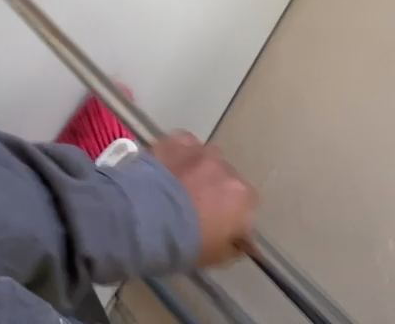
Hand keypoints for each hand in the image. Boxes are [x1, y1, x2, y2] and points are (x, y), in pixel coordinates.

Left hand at [150, 131, 256, 265]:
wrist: (149, 214)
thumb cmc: (188, 240)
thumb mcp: (219, 255)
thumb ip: (234, 244)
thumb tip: (240, 240)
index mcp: (242, 197)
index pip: (246, 203)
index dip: (232, 211)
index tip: (219, 220)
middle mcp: (226, 168)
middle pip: (225, 177)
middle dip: (214, 187)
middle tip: (195, 200)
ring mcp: (201, 151)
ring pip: (206, 158)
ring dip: (198, 167)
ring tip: (179, 180)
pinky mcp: (177, 139)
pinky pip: (185, 143)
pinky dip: (180, 151)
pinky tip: (169, 163)